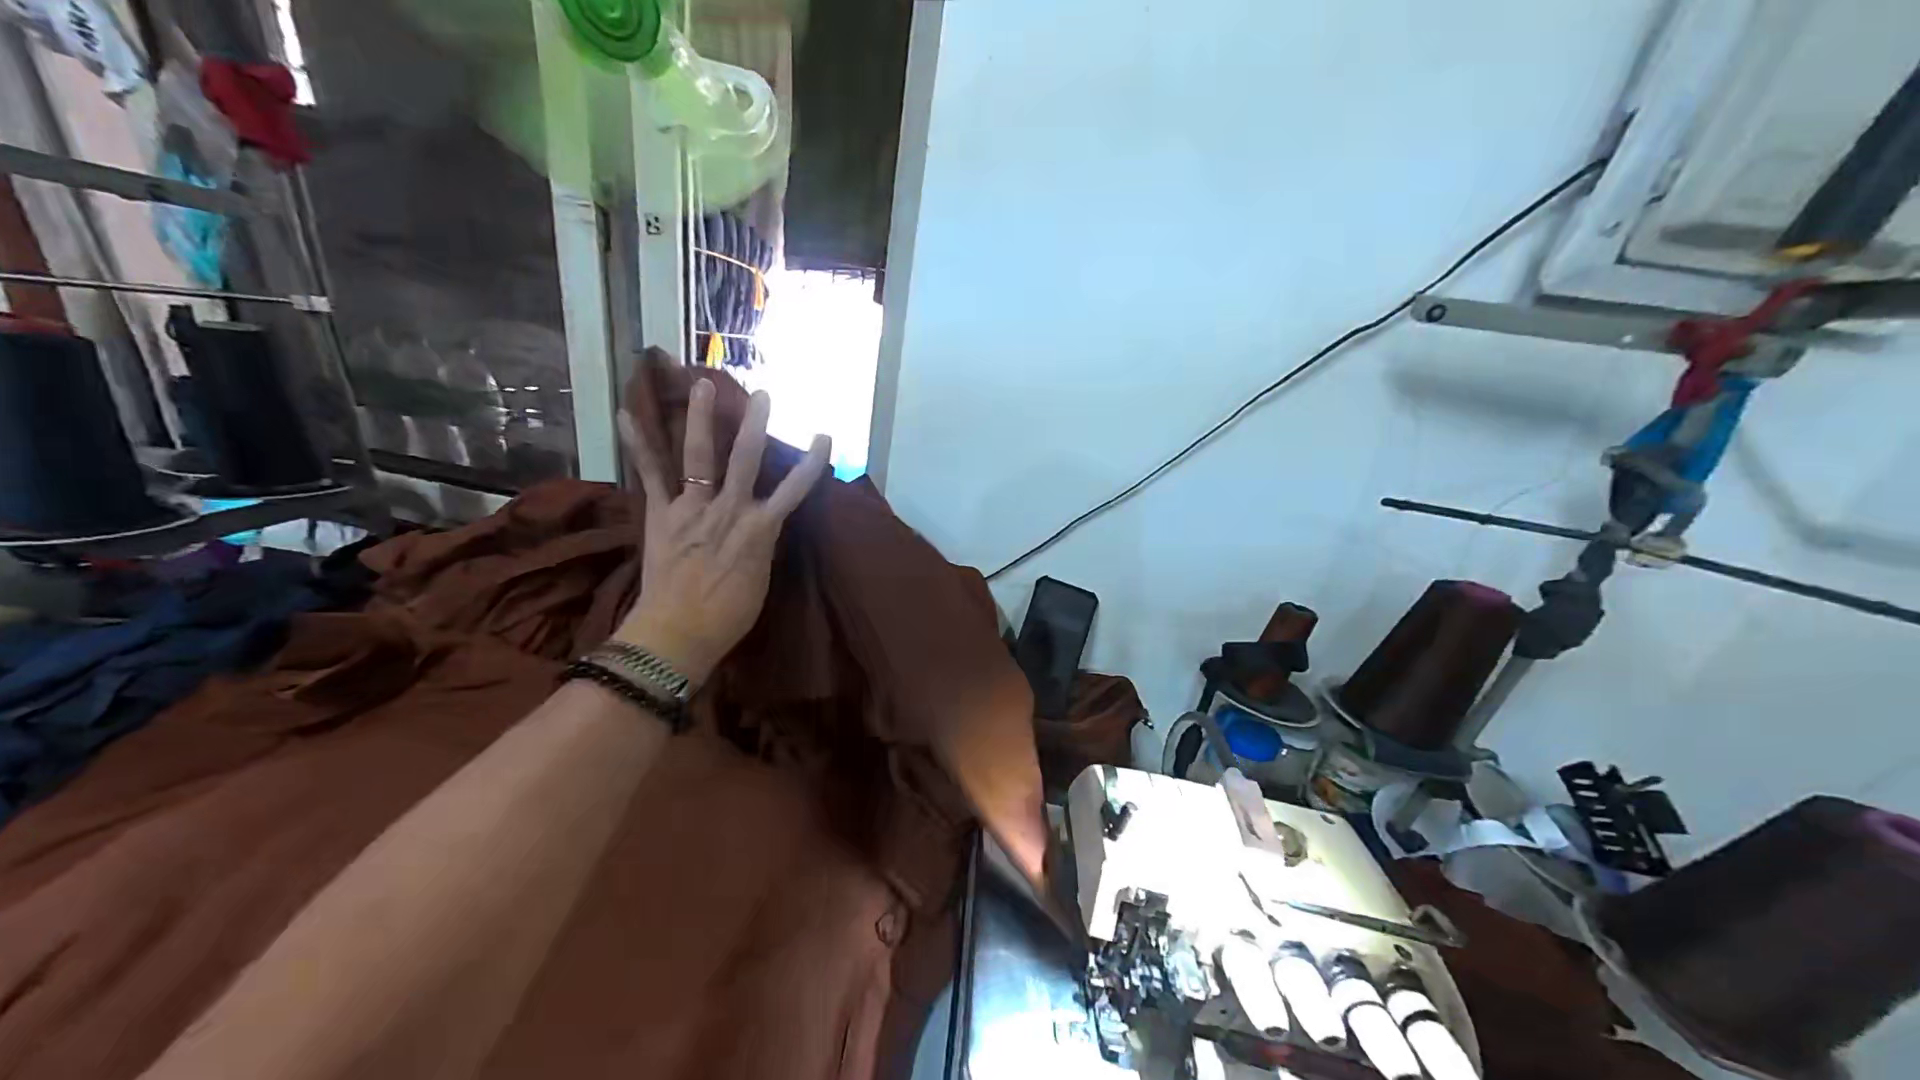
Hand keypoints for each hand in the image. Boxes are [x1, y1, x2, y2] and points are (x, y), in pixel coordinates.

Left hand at [613, 379, 830, 684]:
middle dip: (755, 425)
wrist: (678, 635)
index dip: (812, 462)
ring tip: (701, 384)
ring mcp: (692, 508)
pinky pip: (650, 474)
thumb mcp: (760, 579)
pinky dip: (638, 443)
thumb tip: (764, 524)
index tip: (825, 436)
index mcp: (759, 529)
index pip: (794, 490)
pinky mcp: (660, 514)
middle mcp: (729, 509)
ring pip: (699, 455)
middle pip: (745, 459)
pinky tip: (625, 412)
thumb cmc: (729, 616)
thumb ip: (762, 543)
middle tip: (762, 395)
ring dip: (700, 418)